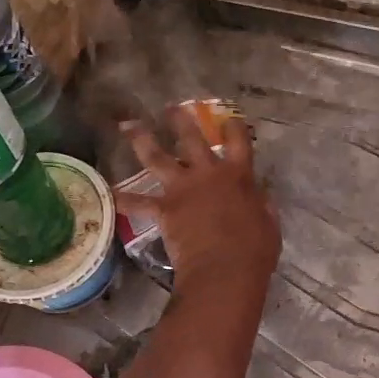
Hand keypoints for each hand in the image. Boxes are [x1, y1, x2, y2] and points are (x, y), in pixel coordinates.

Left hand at [119, 108, 280, 294]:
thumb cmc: (254, 250)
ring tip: (128, 125)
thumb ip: (260, 204)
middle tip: (170, 107)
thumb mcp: (269, 223)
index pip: (238, 140)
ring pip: (157, 158)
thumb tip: (257, 195)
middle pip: (191, 138)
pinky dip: (124, 200)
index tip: (229, 118)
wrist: (224, 269)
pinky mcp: (164, 209)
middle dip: (180, 120)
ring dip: (142, 140)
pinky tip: (110, 195)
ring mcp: (182, 189)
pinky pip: (138, 204)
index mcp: (238, 175)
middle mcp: (207, 174)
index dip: (234, 126)